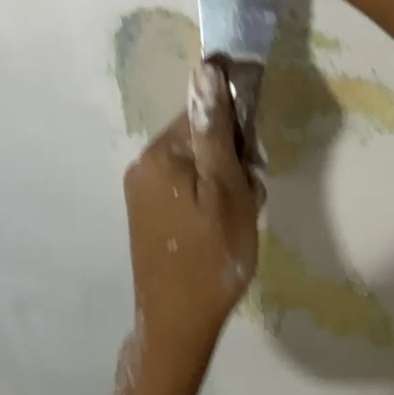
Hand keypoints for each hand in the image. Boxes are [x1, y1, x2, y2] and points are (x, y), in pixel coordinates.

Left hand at [123, 62, 260, 357]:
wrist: (178, 324)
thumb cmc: (212, 256)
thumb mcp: (226, 189)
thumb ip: (216, 129)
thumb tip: (206, 69)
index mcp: (159, 153)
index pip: (203, 113)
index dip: (235, 133)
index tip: (252, 162)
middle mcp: (142, 164)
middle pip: (198, 137)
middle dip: (229, 159)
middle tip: (247, 197)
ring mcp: (141, 189)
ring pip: (195, 163)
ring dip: (222, 180)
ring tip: (236, 217)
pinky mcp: (146, 211)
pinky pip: (184, 185)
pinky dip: (207, 197)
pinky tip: (219, 225)